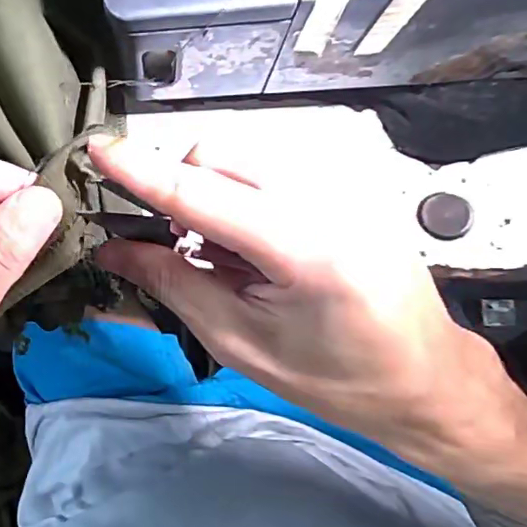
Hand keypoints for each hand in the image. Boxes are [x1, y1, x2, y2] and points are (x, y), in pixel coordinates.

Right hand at [89, 135, 526, 474]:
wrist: (428, 379)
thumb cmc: (335, 378)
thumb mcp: (240, 342)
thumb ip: (171, 282)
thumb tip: (110, 249)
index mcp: (305, 250)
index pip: (203, 195)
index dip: (141, 171)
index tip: (98, 148)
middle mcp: (328, 201)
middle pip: (217, 159)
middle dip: (179, 191)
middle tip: (180, 248)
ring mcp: (342, 188)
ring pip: (237, 160)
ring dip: (208, 197)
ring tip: (227, 257)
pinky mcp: (345, 187)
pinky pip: (264, 171)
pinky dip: (237, 199)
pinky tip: (255, 247)